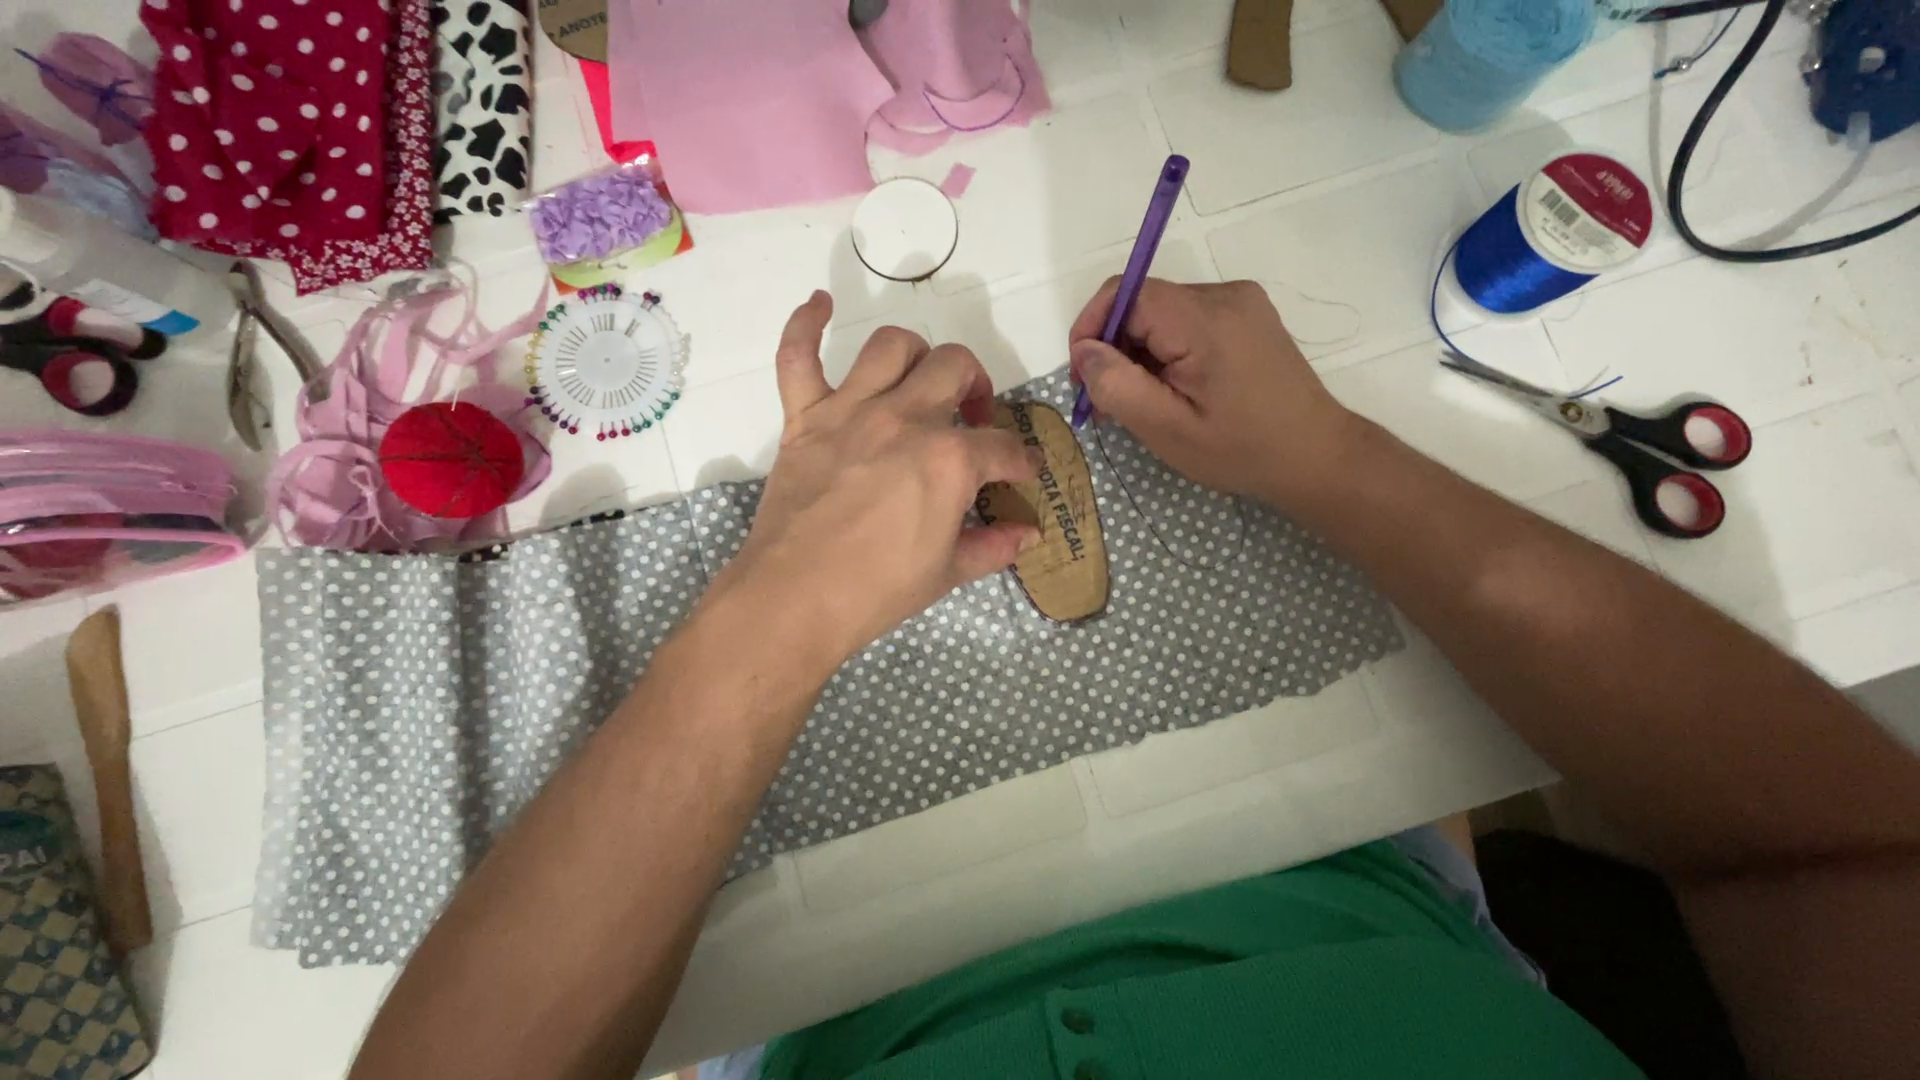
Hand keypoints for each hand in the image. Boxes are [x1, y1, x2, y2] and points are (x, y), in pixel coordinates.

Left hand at [703, 292, 1039, 673]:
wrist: (794, 599)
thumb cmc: (876, 592)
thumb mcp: (946, 573)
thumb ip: (992, 547)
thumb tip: (1030, 537)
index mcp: (948, 459)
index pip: (1001, 447)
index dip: (1019, 462)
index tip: (1021, 475)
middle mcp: (904, 418)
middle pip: (955, 369)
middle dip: (976, 388)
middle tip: (971, 420)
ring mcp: (850, 412)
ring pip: (891, 346)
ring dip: (915, 355)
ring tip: (919, 380)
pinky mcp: (804, 418)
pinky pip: (798, 356)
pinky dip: (806, 324)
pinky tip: (821, 305)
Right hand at [1068, 278, 1360, 505]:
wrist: (1316, 456)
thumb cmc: (1240, 450)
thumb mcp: (1167, 429)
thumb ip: (1118, 385)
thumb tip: (1085, 351)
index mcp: (1204, 320)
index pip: (1124, 294)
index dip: (1091, 329)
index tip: (1084, 379)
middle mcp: (1224, 295)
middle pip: (1143, 302)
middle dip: (1114, 346)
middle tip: (1109, 401)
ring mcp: (1240, 302)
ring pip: (1162, 313)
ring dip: (1139, 352)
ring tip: (1143, 401)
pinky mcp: (1247, 316)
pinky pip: (1187, 321)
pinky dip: (1166, 350)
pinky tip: (1173, 389)